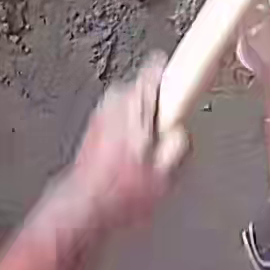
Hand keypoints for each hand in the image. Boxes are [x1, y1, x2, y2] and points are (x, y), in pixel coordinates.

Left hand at [52, 55, 178, 230]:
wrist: (85, 203)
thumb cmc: (118, 188)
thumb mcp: (165, 172)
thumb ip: (180, 142)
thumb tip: (183, 130)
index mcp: (135, 100)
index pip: (158, 66)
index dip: (174, 72)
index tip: (184, 79)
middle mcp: (116, 97)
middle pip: (148, 88)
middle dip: (159, 109)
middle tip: (163, 137)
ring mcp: (103, 107)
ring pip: (134, 104)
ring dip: (142, 121)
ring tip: (142, 154)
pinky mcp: (95, 120)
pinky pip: (121, 115)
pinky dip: (128, 130)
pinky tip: (127, 158)